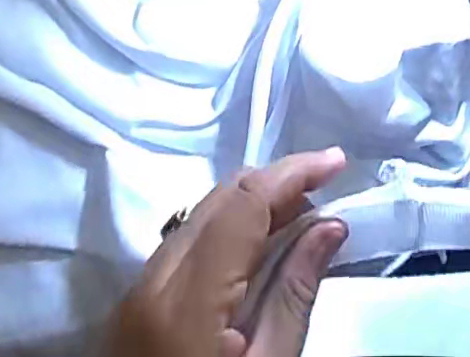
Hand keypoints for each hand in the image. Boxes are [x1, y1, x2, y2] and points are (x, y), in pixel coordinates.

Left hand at [107, 148, 348, 356]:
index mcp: (184, 303)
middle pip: (221, 198)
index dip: (294, 171)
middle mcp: (150, 284)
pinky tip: (262, 242)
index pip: (244, 204)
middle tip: (325, 188)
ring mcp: (134, 295)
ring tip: (302, 213)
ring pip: (203, 213)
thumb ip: (297, 291)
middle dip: (278, 180)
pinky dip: (231, 226)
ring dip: (255, 201)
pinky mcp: (132, 307)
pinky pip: (189, 240)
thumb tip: (332, 224)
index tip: (338, 162)